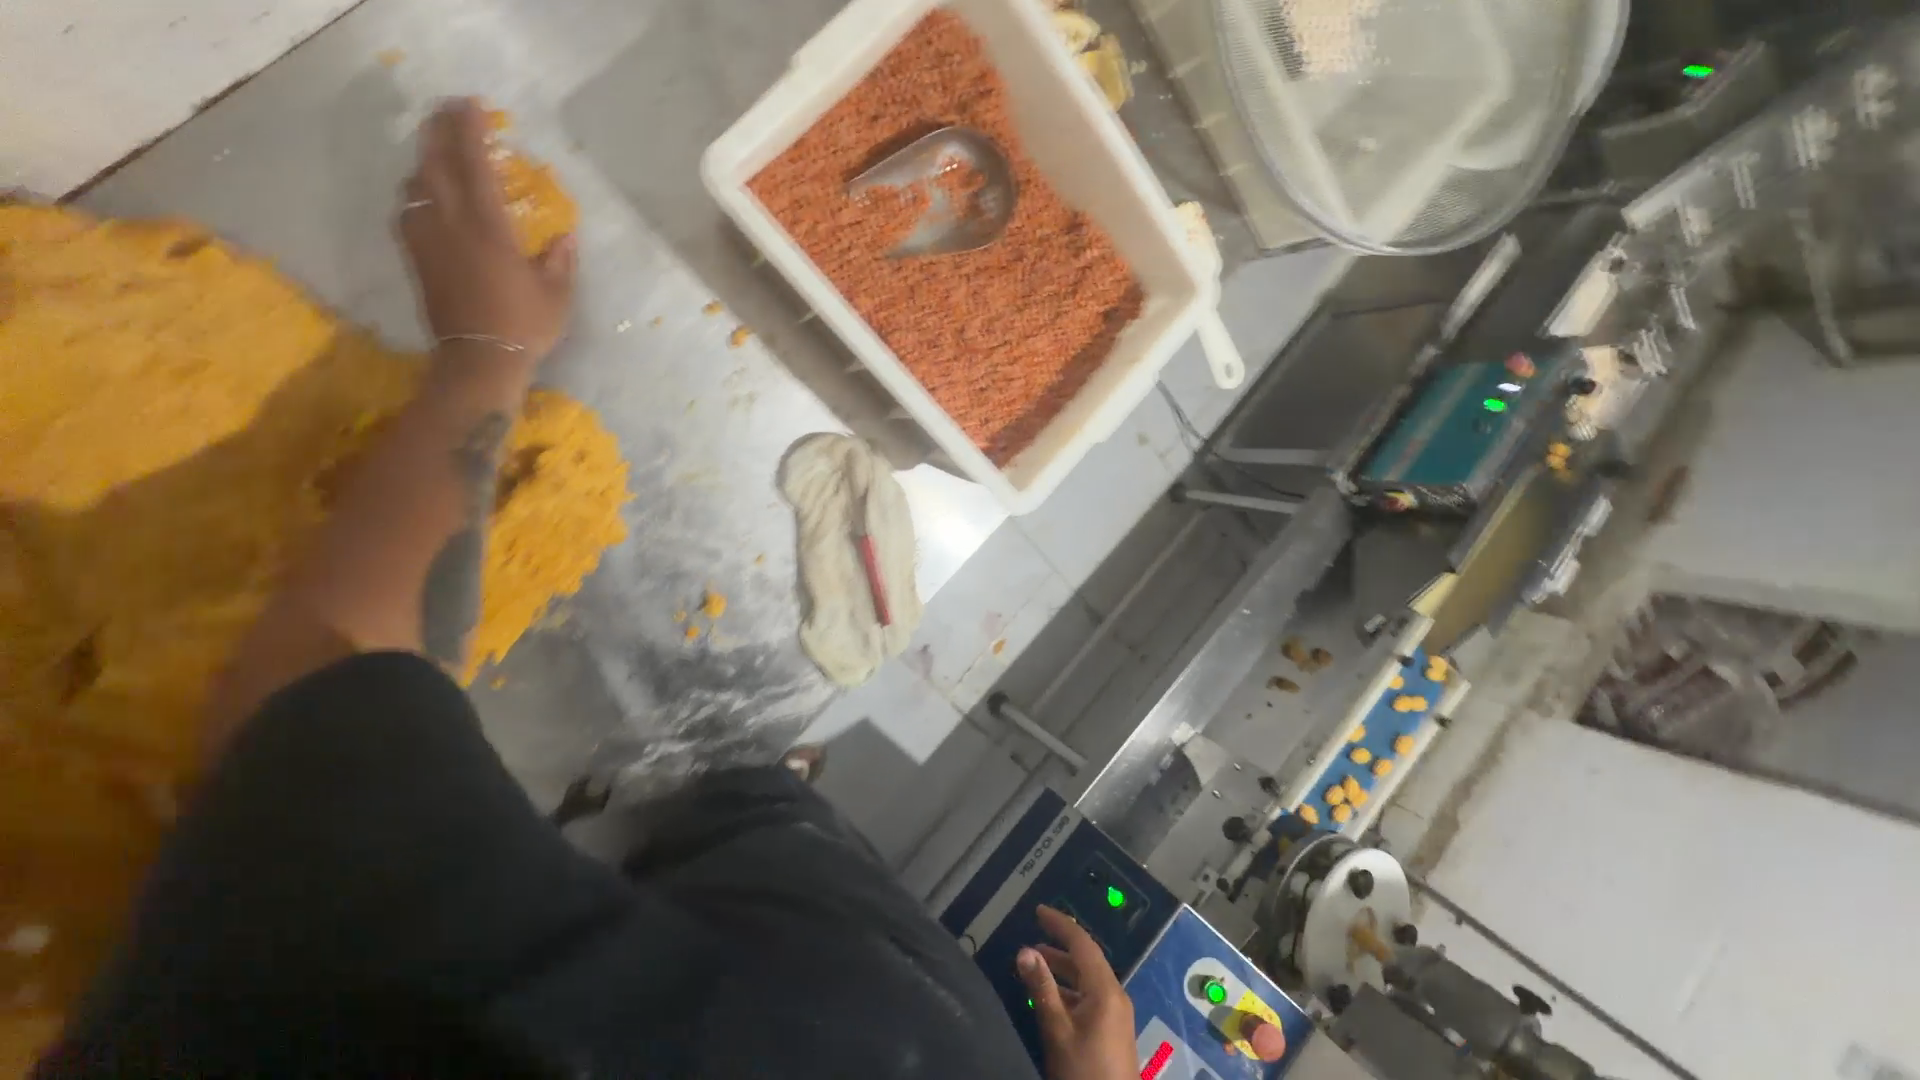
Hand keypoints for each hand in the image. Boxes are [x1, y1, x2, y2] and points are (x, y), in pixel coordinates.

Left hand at [398, 98, 576, 361]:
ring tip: (439, 153)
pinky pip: (408, 209)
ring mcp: (427, 239)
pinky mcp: (416, 256)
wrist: (478, 360)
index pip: (474, 164)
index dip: (471, 130)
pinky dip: (416, 191)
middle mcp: (450, 223)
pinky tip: (426, 194)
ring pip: (415, 183)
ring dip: (425, 160)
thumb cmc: (525, 326)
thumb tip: (565, 236)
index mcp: (488, 227)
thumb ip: (559, 260)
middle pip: (433, 161)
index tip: (473, 106)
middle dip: (438, 130)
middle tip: (448, 112)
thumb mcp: (557, 294)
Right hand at [1017, 906, 1137, 1079]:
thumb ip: (1041, 988)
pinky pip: (1090, 996)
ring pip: (1088, 979)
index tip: (1038, 911)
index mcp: (1106, 990)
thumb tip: (1025, 950)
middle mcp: (1115, 995)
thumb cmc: (1083, 1070)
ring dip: (1063, 968)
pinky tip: (1051, 995)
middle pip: (1087, 959)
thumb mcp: (1057, 1030)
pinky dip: (1070, 988)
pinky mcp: (1113, 1029)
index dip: (1060, 924)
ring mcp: (1116, 1013)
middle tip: (1034, 933)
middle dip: (1060, 944)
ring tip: (1036, 962)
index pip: (1082, 944)